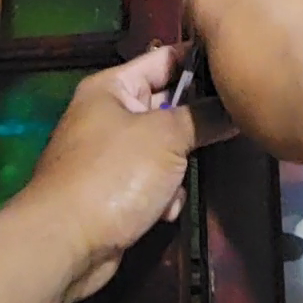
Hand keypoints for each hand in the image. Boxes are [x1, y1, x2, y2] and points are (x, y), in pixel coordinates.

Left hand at [13, 46, 228, 302]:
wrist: (62, 246)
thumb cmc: (114, 174)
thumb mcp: (168, 136)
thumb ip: (206, 116)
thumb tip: (237, 107)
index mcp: (113, 87)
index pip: (167, 57)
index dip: (203, 59)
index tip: (240, 65)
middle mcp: (109, 114)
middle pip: (169, 102)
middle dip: (197, 119)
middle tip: (234, 121)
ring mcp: (110, 154)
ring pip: (166, 145)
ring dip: (181, 164)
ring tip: (184, 179)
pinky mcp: (113, 190)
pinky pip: (153, 179)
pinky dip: (164, 192)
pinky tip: (165, 209)